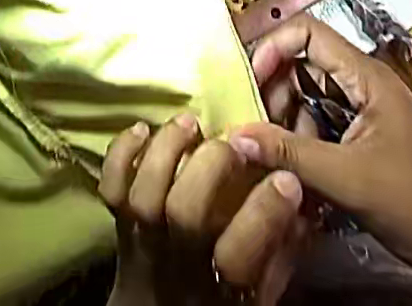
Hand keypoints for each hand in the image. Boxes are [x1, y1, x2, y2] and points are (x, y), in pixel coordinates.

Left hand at [100, 113, 307, 304]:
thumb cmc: (218, 296)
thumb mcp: (259, 292)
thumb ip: (280, 251)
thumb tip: (301, 199)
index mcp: (220, 285)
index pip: (240, 255)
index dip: (265, 212)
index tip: (286, 178)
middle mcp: (178, 263)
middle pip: (185, 213)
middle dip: (211, 167)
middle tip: (233, 144)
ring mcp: (143, 243)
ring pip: (144, 196)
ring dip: (167, 150)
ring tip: (191, 122)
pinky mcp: (118, 224)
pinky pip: (109, 188)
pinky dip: (120, 154)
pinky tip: (143, 129)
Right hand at [229, 16, 411, 272]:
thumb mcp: (348, 179)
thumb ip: (290, 154)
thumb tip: (238, 134)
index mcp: (366, 76)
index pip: (307, 32)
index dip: (274, 48)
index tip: (250, 80)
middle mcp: (363, 83)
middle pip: (302, 63)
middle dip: (275, 90)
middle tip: (256, 124)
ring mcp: (364, 109)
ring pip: (308, 95)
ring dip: (286, 120)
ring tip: (275, 154)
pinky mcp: (362, 135)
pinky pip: (319, 122)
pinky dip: (301, 140)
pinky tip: (295, 170)